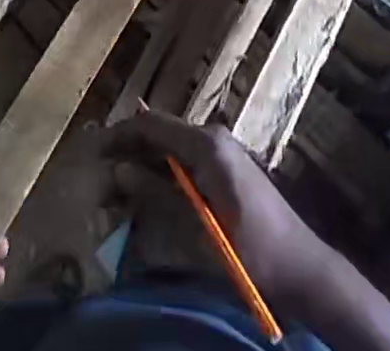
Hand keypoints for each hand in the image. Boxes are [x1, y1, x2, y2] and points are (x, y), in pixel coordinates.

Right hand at [107, 111, 338, 309]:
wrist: (298, 266)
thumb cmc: (250, 245)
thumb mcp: (197, 224)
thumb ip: (157, 194)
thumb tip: (118, 170)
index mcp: (206, 143)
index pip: (152, 125)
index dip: (119, 134)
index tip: (91, 151)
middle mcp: (212, 138)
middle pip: (160, 135)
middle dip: (127, 152)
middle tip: (97, 175)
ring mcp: (220, 152)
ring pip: (170, 150)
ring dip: (142, 165)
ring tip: (112, 188)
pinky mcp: (224, 169)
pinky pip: (184, 163)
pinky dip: (161, 175)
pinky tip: (144, 192)